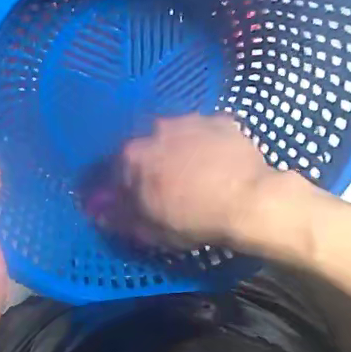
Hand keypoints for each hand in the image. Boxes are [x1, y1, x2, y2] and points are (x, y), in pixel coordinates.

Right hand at [113, 114, 308, 250]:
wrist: (250, 202)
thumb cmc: (194, 220)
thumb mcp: (151, 231)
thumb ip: (121, 219)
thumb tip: (100, 214)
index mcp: (132, 157)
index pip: (114, 170)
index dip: (122, 187)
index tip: (131, 201)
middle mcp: (156, 129)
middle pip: (146, 148)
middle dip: (151, 165)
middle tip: (165, 188)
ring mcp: (191, 121)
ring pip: (176, 136)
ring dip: (179, 151)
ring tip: (194, 175)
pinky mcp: (222, 121)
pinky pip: (207, 133)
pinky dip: (208, 146)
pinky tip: (218, 165)